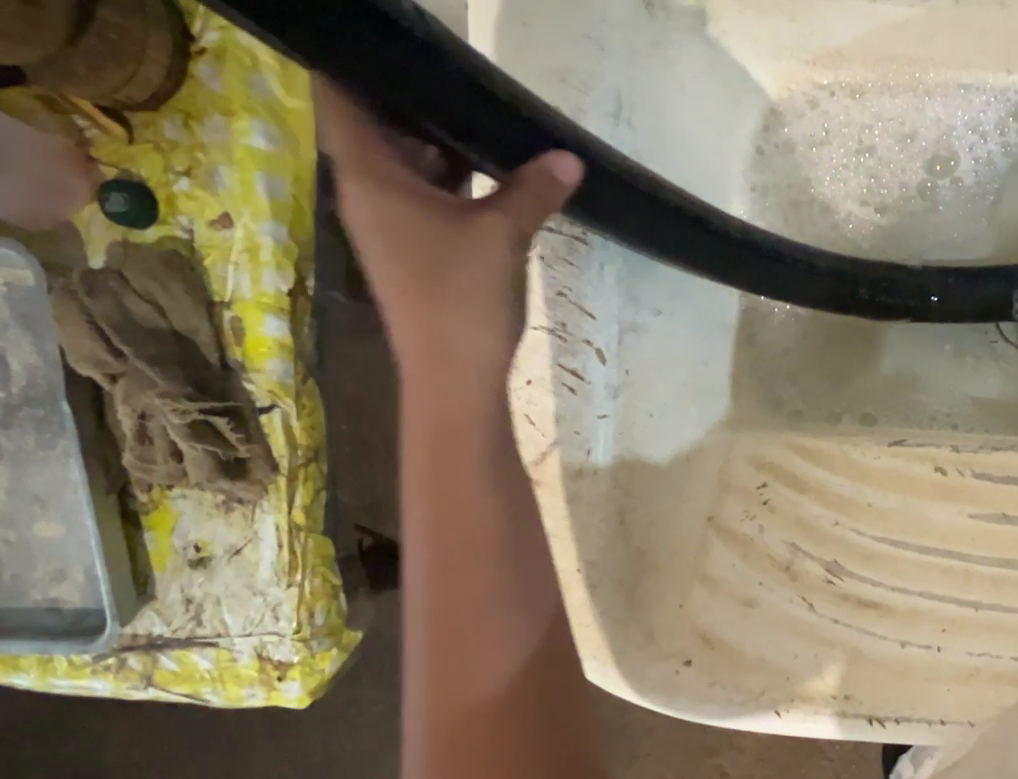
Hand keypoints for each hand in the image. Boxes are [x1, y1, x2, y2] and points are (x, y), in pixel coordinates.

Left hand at [316, 80, 583, 396]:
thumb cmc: (461, 297)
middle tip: (464, 85)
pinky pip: (425, 198)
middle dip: (418, 105)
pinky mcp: (414, 251)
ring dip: (440, 147)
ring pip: (406, 167)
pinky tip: (492, 179)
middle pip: (378, 128)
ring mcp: (389, 225)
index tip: (407, 55)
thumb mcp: (502, 235)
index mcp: (368, 175)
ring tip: (485, 124)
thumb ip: (533, 190)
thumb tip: (568, 158)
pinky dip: (451, 183)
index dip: (365, 67)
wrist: (453, 377)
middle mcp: (367, 193)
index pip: (342, 95)